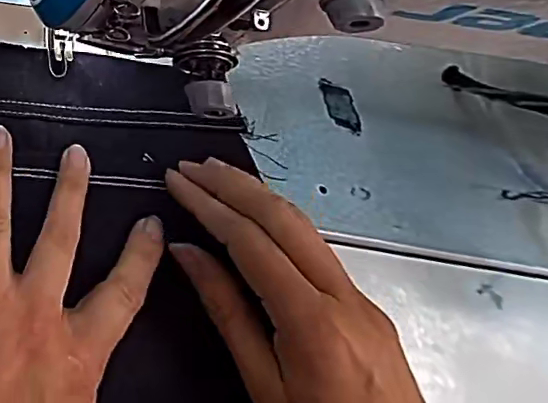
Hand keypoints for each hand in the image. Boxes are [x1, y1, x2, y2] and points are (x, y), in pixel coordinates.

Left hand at [0, 126, 165, 402]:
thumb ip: (88, 378)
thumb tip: (103, 356)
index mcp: (74, 350)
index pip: (122, 293)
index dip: (142, 256)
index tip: (151, 223)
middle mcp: (35, 313)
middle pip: (61, 236)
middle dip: (71, 191)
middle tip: (76, 155)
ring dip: (0, 172)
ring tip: (2, 136)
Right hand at [166, 159, 424, 402]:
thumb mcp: (265, 390)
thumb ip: (227, 315)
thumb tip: (189, 256)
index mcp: (315, 325)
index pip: (250, 239)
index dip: (207, 204)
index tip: (179, 182)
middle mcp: (346, 301)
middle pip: (281, 216)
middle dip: (231, 183)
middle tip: (192, 167)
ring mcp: (363, 300)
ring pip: (304, 223)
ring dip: (256, 193)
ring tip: (219, 177)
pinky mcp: (369, 305)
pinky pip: (318, 245)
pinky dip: (279, 218)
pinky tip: (258, 213)